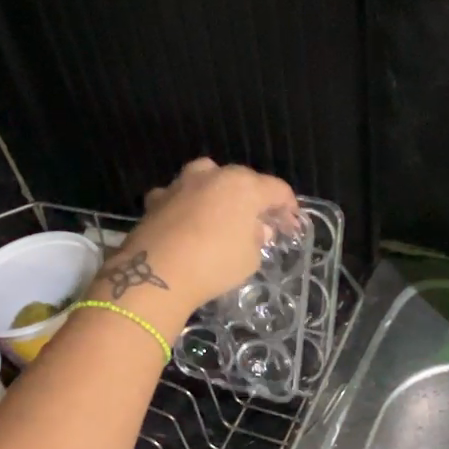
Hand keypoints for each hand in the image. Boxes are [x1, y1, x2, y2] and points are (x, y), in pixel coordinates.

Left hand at [92, 159, 295, 319]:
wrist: (158, 272)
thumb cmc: (215, 263)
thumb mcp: (250, 258)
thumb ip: (257, 238)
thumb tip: (257, 229)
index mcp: (244, 186)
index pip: (277, 189)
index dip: (288, 207)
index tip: (291, 225)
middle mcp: (213, 175)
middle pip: (242, 180)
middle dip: (254, 199)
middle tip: (260, 222)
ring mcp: (182, 183)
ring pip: (208, 178)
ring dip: (218, 194)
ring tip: (222, 215)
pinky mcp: (157, 198)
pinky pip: (180, 196)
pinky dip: (188, 205)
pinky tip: (189, 222)